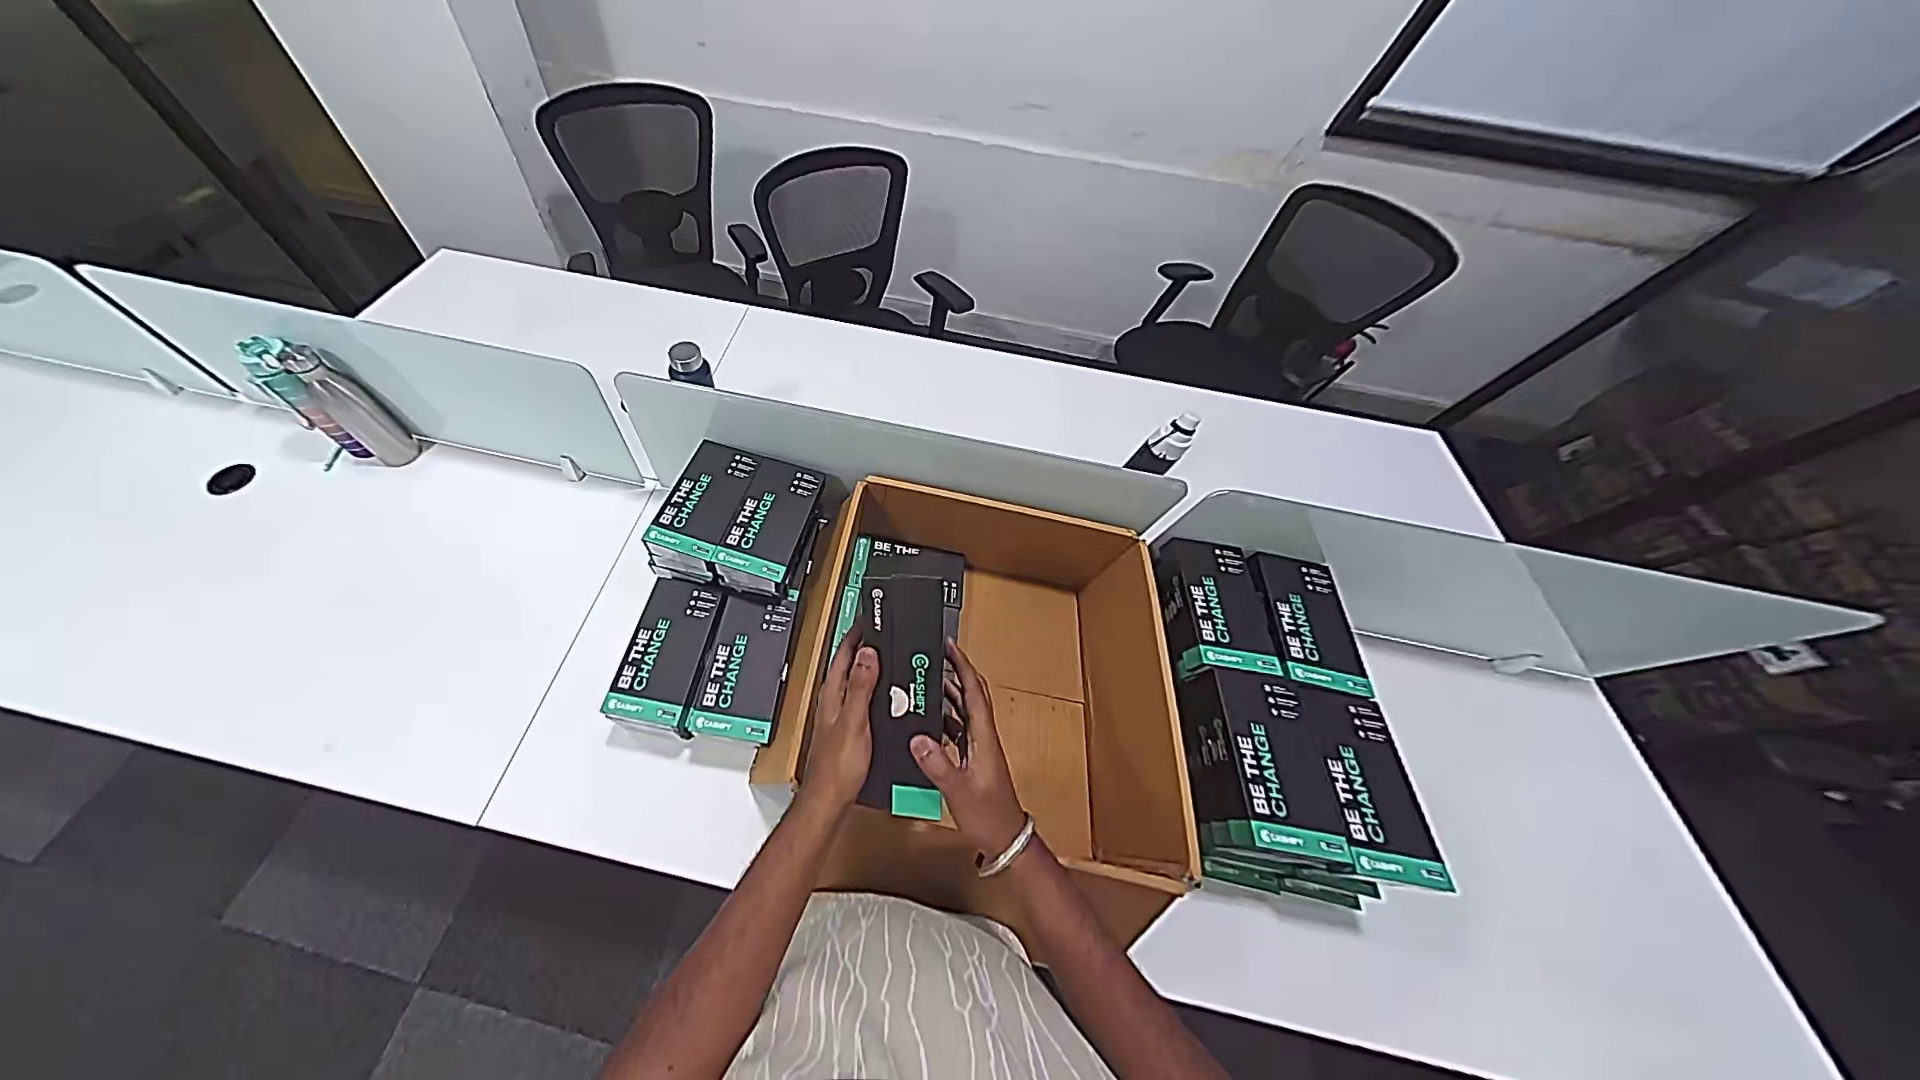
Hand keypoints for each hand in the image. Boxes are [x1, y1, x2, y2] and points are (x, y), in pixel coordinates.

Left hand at [798, 629, 876, 814]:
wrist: (830, 797)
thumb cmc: (837, 766)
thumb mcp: (854, 721)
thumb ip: (860, 686)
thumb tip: (867, 654)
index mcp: (833, 693)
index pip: (844, 653)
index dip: (856, 633)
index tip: (870, 617)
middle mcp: (833, 700)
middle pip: (849, 663)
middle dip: (864, 645)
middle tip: (882, 630)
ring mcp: (840, 713)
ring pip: (855, 679)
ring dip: (869, 666)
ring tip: (887, 655)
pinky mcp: (848, 725)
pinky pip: (861, 696)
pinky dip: (874, 687)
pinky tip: (885, 692)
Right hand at [911, 640, 1027, 858]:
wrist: (1006, 837)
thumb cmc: (989, 816)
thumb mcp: (959, 790)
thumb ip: (938, 765)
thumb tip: (918, 739)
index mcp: (984, 737)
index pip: (974, 692)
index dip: (963, 666)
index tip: (950, 647)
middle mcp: (984, 737)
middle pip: (971, 694)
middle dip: (956, 672)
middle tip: (936, 657)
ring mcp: (980, 746)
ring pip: (965, 710)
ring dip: (950, 693)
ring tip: (928, 681)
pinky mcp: (975, 757)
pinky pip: (960, 728)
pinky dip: (946, 717)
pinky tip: (930, 721)